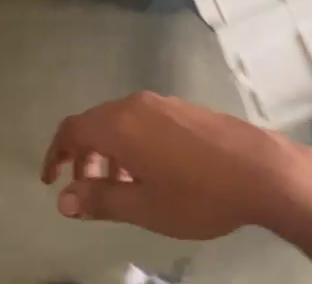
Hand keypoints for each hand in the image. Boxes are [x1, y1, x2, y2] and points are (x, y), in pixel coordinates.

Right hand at [40, 91, 311, 239]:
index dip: (56, 155)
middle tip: (86, 191)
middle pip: (95, 123)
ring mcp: (162, 103)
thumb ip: (100, 200)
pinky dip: (132, 144)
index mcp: (120, 125)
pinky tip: (151, 174)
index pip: (72, 130)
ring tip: (121, 189)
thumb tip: (64, 198)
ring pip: (120, 122)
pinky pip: (142, 121)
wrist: (260, 170)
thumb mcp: (145, 207)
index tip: (52, 181)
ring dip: (109, 152)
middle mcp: (136, 105)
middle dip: (84, 156)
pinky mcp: (183, 108)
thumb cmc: (198, 195)